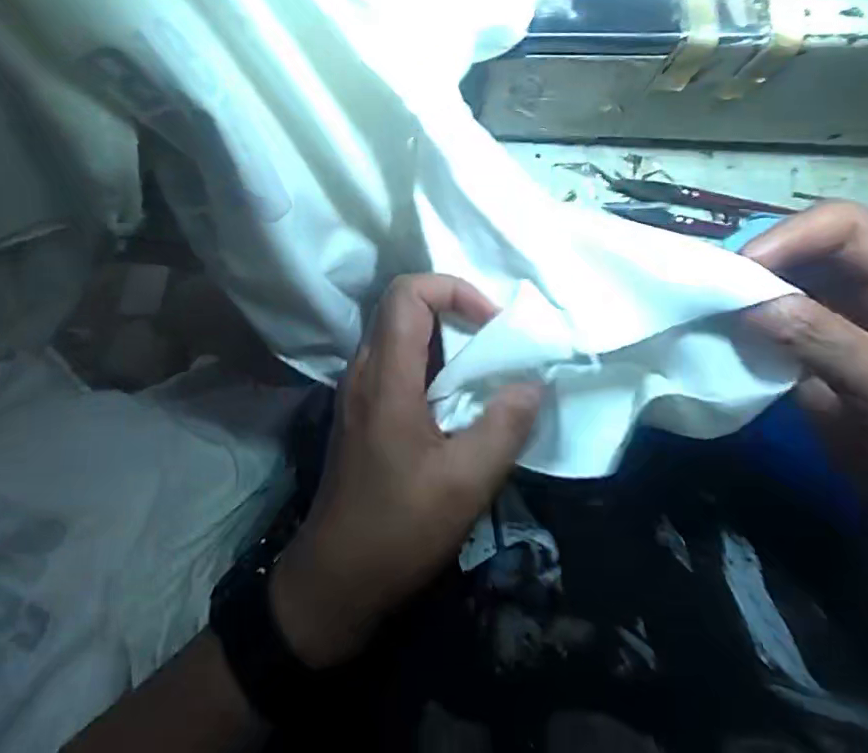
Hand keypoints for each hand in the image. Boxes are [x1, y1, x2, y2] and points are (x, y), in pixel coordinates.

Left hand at [270, 274, 541, 667]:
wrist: (336, 579)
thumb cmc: (399, 530)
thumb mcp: (466, 482)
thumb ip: (505, 426)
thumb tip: (531, 384)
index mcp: (385, 377)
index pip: (408, 292)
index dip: (454, 290)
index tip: (492, 326)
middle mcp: (364, 371)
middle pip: (403, 307)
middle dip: (455, 311)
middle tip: (496, 347)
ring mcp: (357, 391)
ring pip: (400, 335)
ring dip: (445, 341)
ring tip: (484, 375)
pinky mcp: (361, 412)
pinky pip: (397, 364)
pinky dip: (432, 366)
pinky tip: (457, 405)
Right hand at [741, 202, 867, 569]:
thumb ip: (824, 342)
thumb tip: (747, 302)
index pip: (852, 229)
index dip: (792, 237)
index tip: (741, 269)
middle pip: (819, 246)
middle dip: (767, 260)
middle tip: (718, 287)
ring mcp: (867, 321)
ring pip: (799, 280)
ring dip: (758, 290)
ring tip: (716, 305)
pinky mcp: (839, 351)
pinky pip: (790, 320)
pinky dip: (758, 322)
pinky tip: (732, 332)